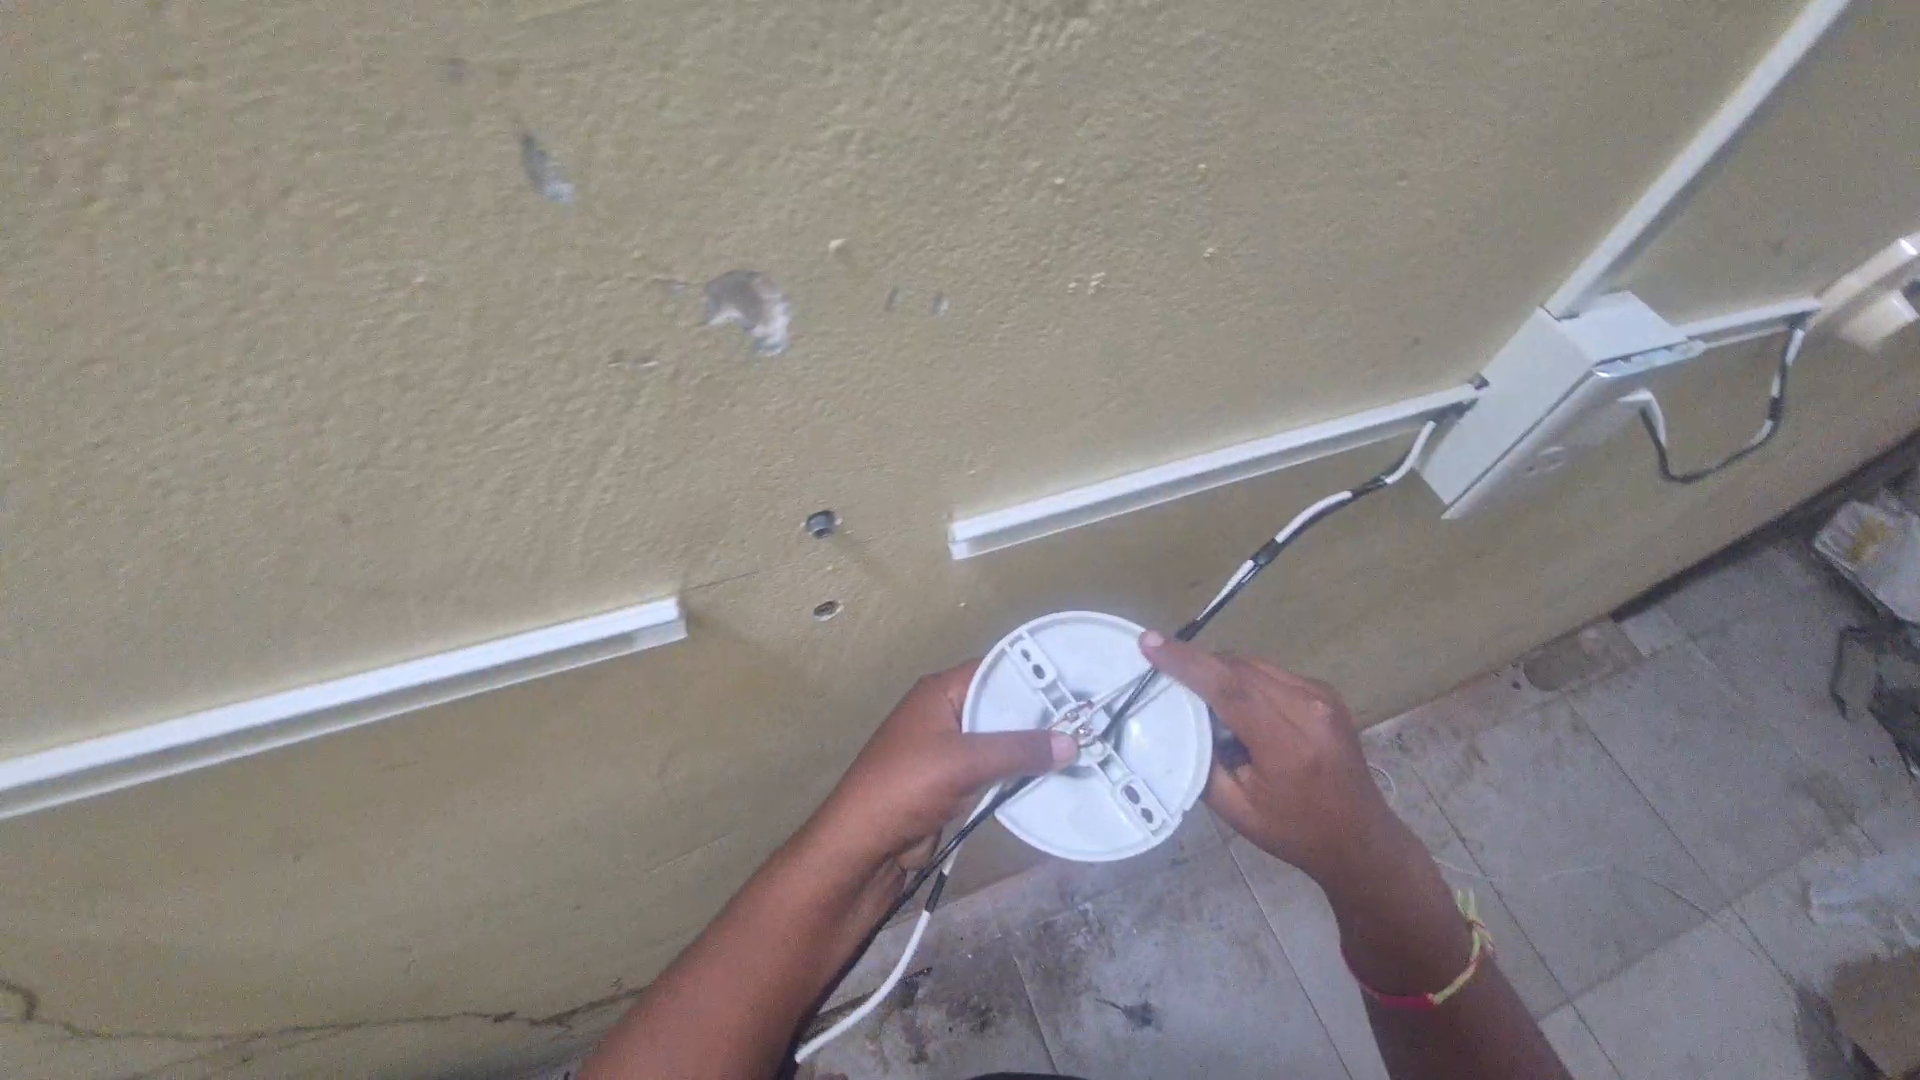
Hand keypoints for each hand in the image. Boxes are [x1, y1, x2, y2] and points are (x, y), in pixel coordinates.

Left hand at [809, 660, 1076, 868]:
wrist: (865, 845)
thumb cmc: (906, 786)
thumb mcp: (963, 762)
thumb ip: (1017, 749)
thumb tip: (1071, 741)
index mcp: (940, 692)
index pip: (995, 669)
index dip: (1034, 674)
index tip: (1077, 682)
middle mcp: (946, 712)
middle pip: (1000, 705)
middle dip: (1039, 714)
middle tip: (1088, 718)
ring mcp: (949, 748)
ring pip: (999, 739)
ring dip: (1031, 746)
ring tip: (1082, 745)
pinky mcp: (954, 780)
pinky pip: (993, 768)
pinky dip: (1017, 772)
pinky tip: (1051, 776)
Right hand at [1140, 631, 1402, 886]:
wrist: (1362, 839)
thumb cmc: (1294, 831)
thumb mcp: (1236, 809)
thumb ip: (1202, 761)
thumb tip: (1174, 718)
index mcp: (1288, 744)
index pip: (1229, 688)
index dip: (1186, 663)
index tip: (1149, 643)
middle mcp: (1310, 709)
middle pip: (1238, 668)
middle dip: (1196, 663)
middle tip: (1160, 668)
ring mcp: (1322, 696)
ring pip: (1253, 664)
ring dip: (1219, 670)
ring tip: (1194, 690)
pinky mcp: (1324, 692)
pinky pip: (1269, 672)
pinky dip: (1242, 678)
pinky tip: (1232, 700)